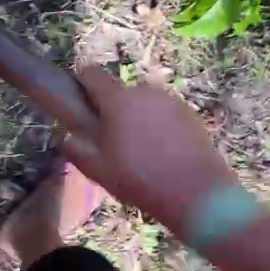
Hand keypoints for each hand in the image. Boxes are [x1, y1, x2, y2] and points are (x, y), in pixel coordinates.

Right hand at [62, 65, 238, 229]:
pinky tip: (164, 150)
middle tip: (113, 137)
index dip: (81, 85)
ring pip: (142, 101)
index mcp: (117, 99)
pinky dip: (159, 123)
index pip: (90, 73)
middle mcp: (143, 91)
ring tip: (141, 147)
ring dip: (136, 114)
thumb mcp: (99, 171)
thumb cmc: (142, 181)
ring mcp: (169, 100)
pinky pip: (164, 111)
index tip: (80, 106)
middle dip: (112, 107)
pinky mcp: (190, 113)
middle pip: (118, 90)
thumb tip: (68, 137)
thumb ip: (77, 149)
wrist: (201, 197)